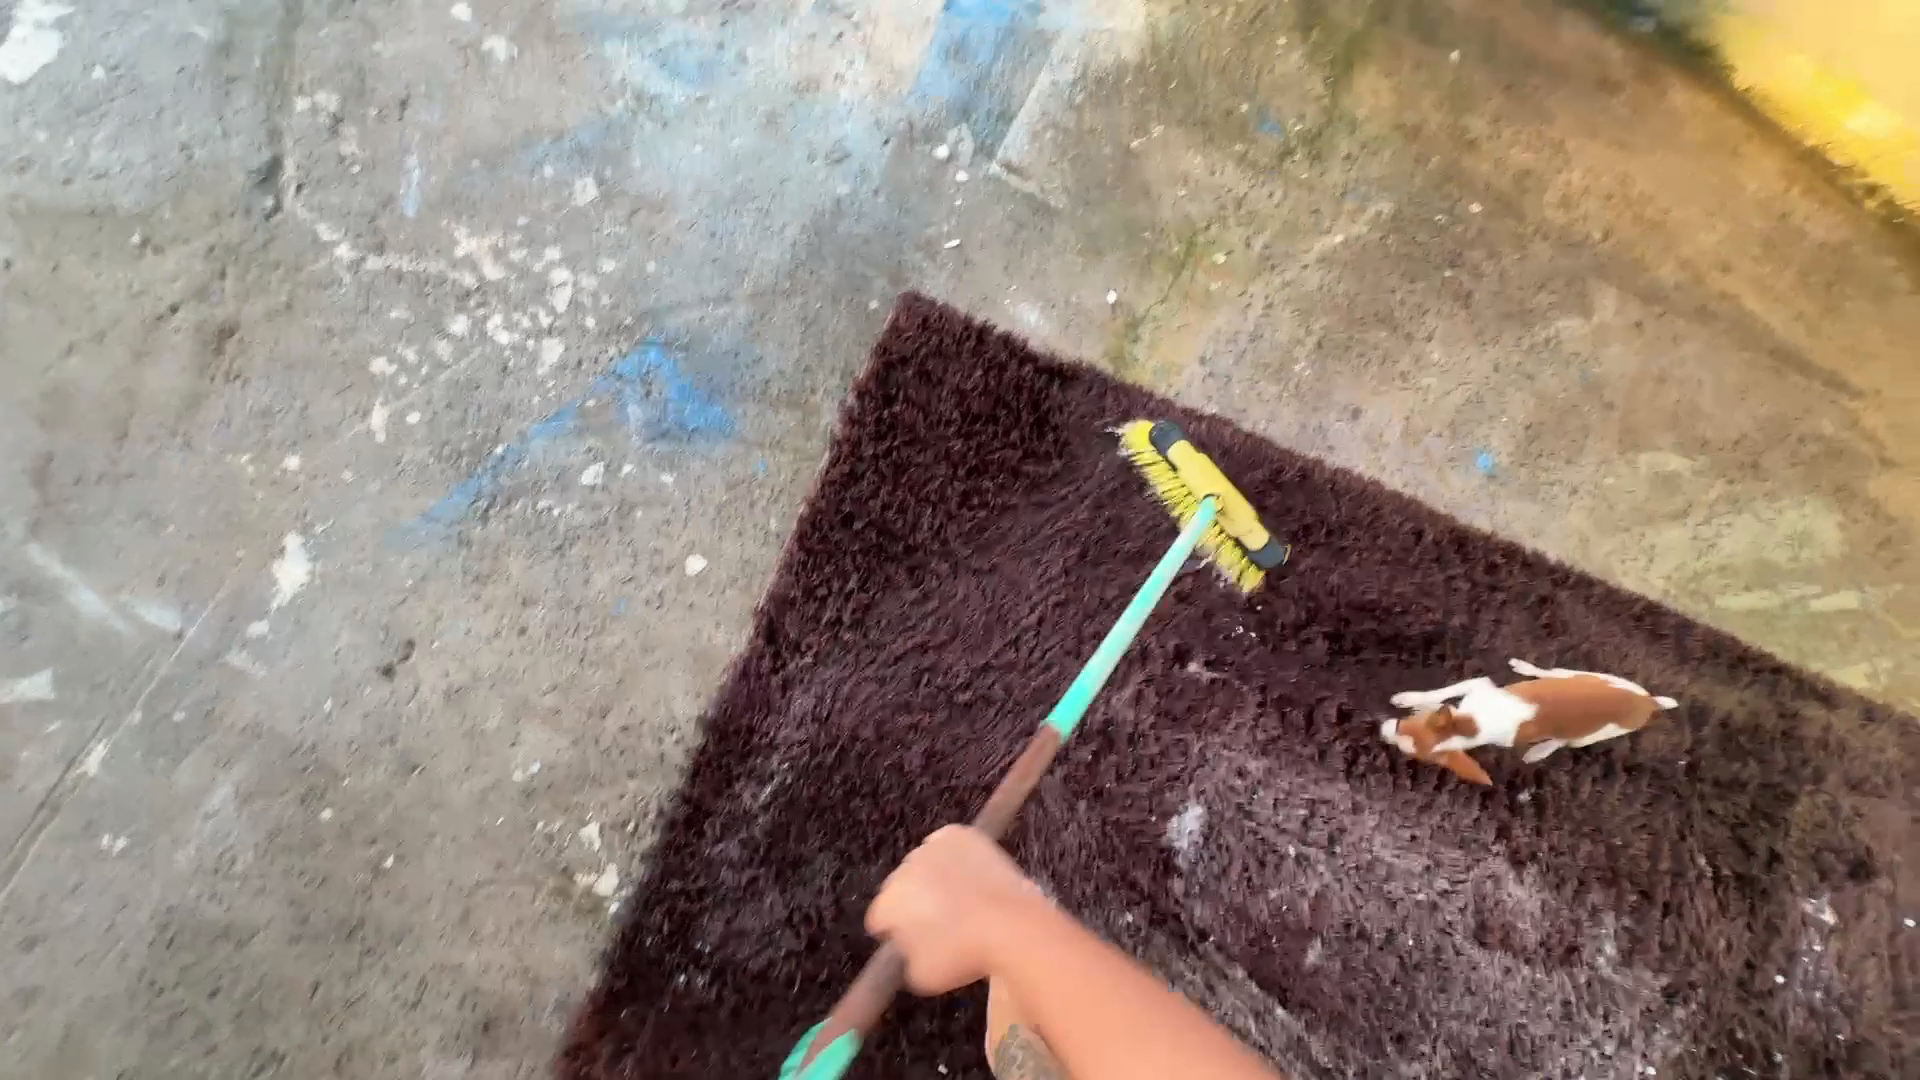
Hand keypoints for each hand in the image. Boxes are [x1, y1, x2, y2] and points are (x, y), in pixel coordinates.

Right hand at [865, 825, 1048, 994]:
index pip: (878, 916)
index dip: (893, 929)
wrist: (1007, 922)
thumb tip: (909, 943)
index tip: (907, 936)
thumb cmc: (964, 953)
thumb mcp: (922, 975)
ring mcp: (931, 847)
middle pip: (899, 885)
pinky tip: (965, 874)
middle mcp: (903, 869)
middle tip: (934, 918)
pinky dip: (950, 856)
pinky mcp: (957, 834)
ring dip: (931, 876)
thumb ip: (906, 955)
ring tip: (957, 896)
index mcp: (889, 903)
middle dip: (911, 900)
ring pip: (922, 863)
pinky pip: (945, 844)